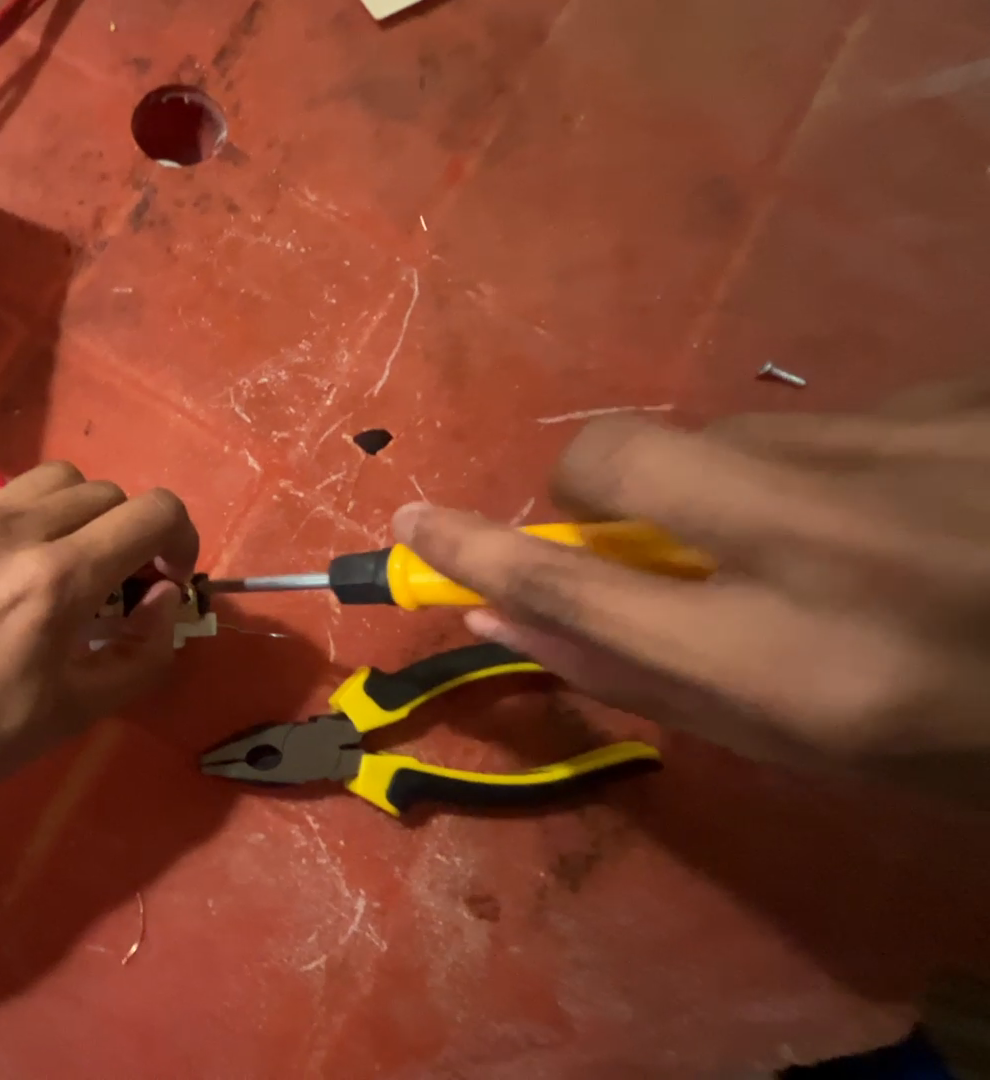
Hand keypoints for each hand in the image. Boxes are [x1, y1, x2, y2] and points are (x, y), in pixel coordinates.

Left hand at [0, 461, 199, 800]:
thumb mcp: (76, 710)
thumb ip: (142, 649)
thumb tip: (163, 599)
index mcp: (55, 577)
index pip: (152, 512)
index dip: (181, 540)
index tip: (169, 582)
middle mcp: (13, 530)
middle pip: (107, 491)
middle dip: (133, 532)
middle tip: (124, 588)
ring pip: (58, 481)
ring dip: (86, 515)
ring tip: (76, 572)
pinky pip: (10, 499)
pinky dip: (40, 519)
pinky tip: (23, 576)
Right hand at [393, 381, 989, 802]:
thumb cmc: (984, 739)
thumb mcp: (809, 745)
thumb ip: (636, 677)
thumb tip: (495, 620)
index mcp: (801, 665)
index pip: (574, 591)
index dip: (473, 552)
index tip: (409, 521)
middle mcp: (844, 545)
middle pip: (624, 463)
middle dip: (588, 486)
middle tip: (636, 524)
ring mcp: (922, 451)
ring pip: (732, 435)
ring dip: (730, 483)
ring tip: (831, 531)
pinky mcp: (975, 397)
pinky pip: (833, 418)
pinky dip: (830, 462)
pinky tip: (925, 503)